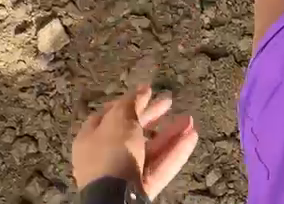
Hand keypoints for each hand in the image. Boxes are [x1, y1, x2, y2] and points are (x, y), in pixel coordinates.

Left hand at [71, 85, 198, 197]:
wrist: (114, 199)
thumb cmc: (111, 153)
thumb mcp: (119, 119)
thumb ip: (131, 102)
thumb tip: (142, 89)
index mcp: (92, 138)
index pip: (109, 115)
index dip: (128, 102)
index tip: (148, 92)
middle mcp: (105, 156)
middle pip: (132, 131)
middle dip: (154, 116)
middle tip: (169, 102)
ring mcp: (123, 173)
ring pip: (150, 149)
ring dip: (170, 133)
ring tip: (190, 121)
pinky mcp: (139, 187)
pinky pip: (159, 166)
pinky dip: (175, 152)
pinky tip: (191, 138)